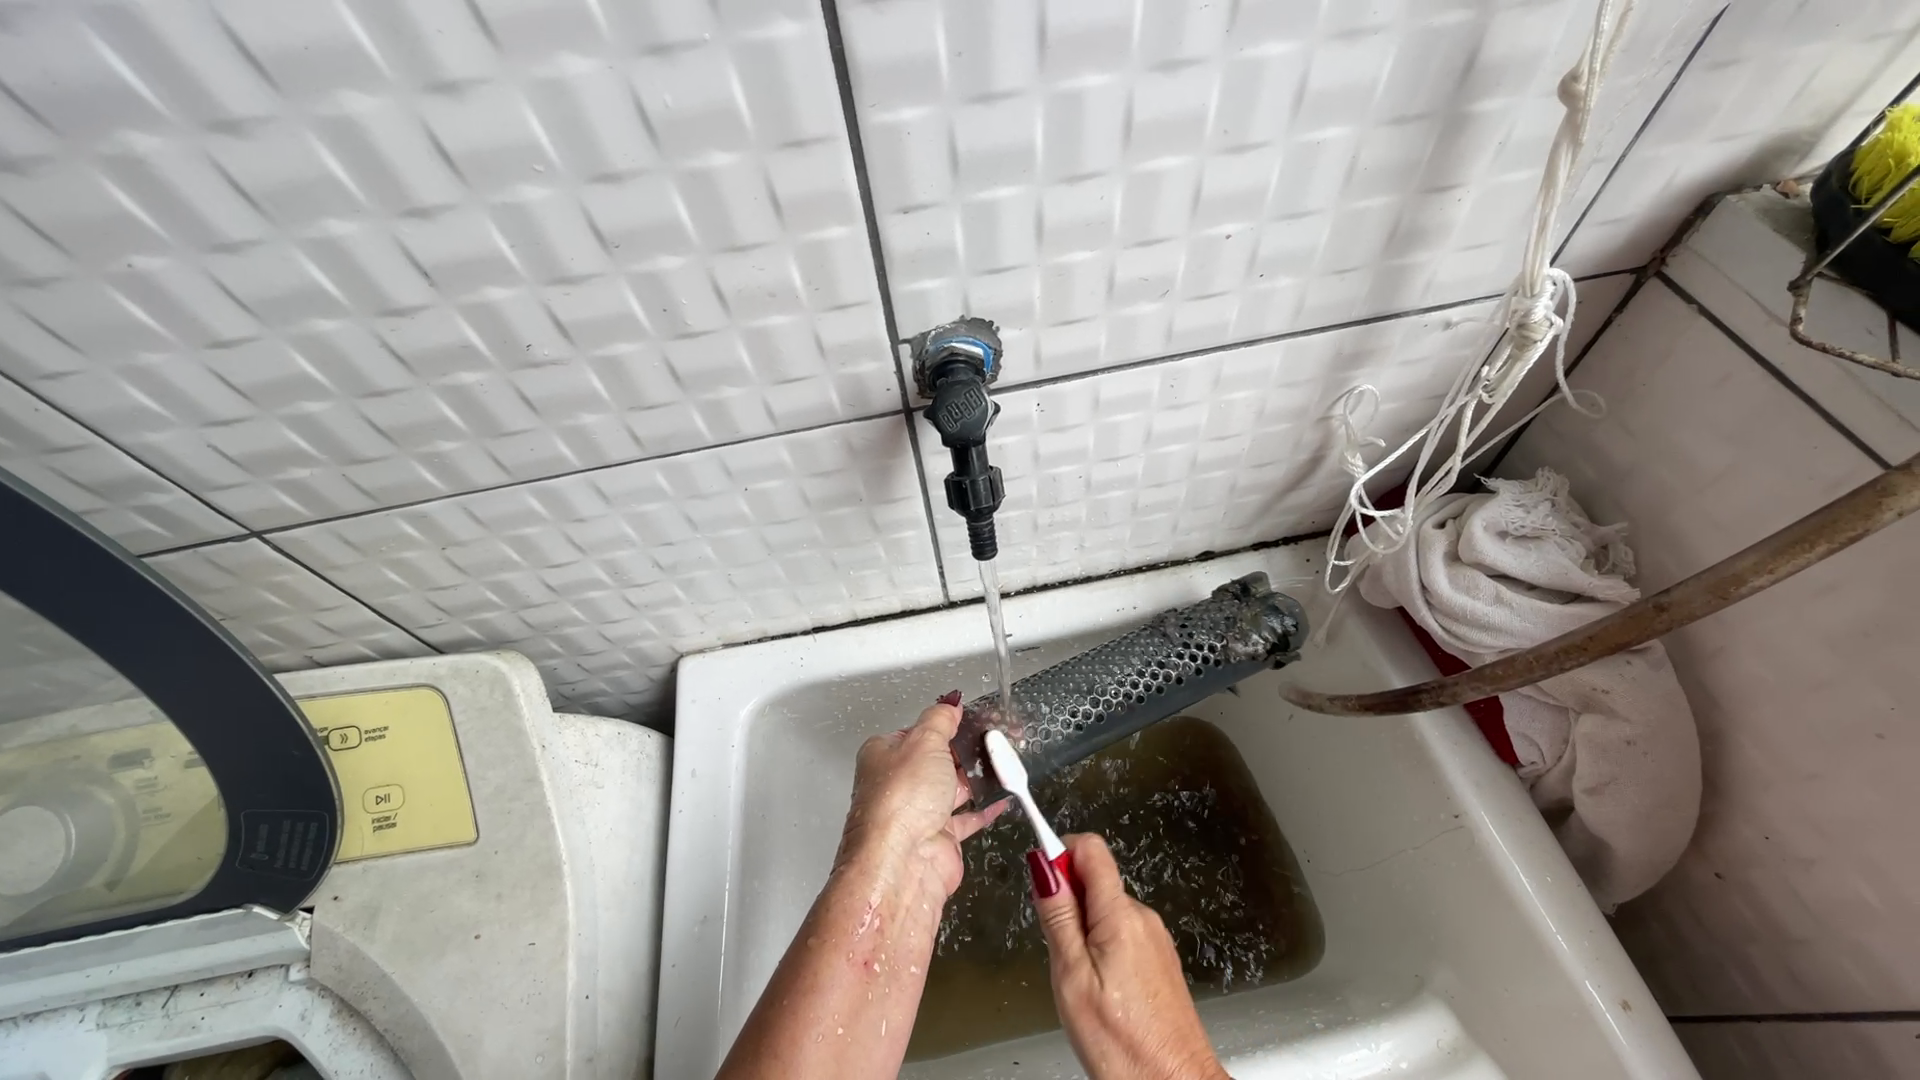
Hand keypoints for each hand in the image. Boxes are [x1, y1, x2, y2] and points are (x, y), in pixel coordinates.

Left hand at [835, 697, 1004, 899]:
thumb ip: (940, 719)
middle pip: (936, 760)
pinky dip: (985, 808)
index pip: (916, 732)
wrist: (903, 863)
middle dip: (963, 752)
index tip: (968, 719)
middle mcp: (897, 785)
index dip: (942, 725)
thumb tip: (950, 703)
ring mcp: (918, 813)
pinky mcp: (939, 838)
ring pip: (952, 788)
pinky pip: (967, 818)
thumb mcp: (924, 741)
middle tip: (993, 740)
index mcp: (884, 755)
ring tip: (1004, 763)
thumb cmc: (899, 802)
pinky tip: (1002, 798)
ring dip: (976, 778)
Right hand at [1030, 833, 1230, 1079]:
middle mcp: (1143, 917)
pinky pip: (1121, 933)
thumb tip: (1043, 864)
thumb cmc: (1122, 1045)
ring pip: (1105, 909)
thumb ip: (1058, 917)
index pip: (1090, 848)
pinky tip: (1100, 991)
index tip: (1042, 884)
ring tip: (1081, 982)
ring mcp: (1155, 939)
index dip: (1059, 853)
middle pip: (1095, 878)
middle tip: (1060, 954)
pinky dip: (1101, 948)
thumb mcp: (1072, 978)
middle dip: (1067, 903)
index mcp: (1120, 915)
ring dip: (1083, 930)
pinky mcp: (1160, 960)